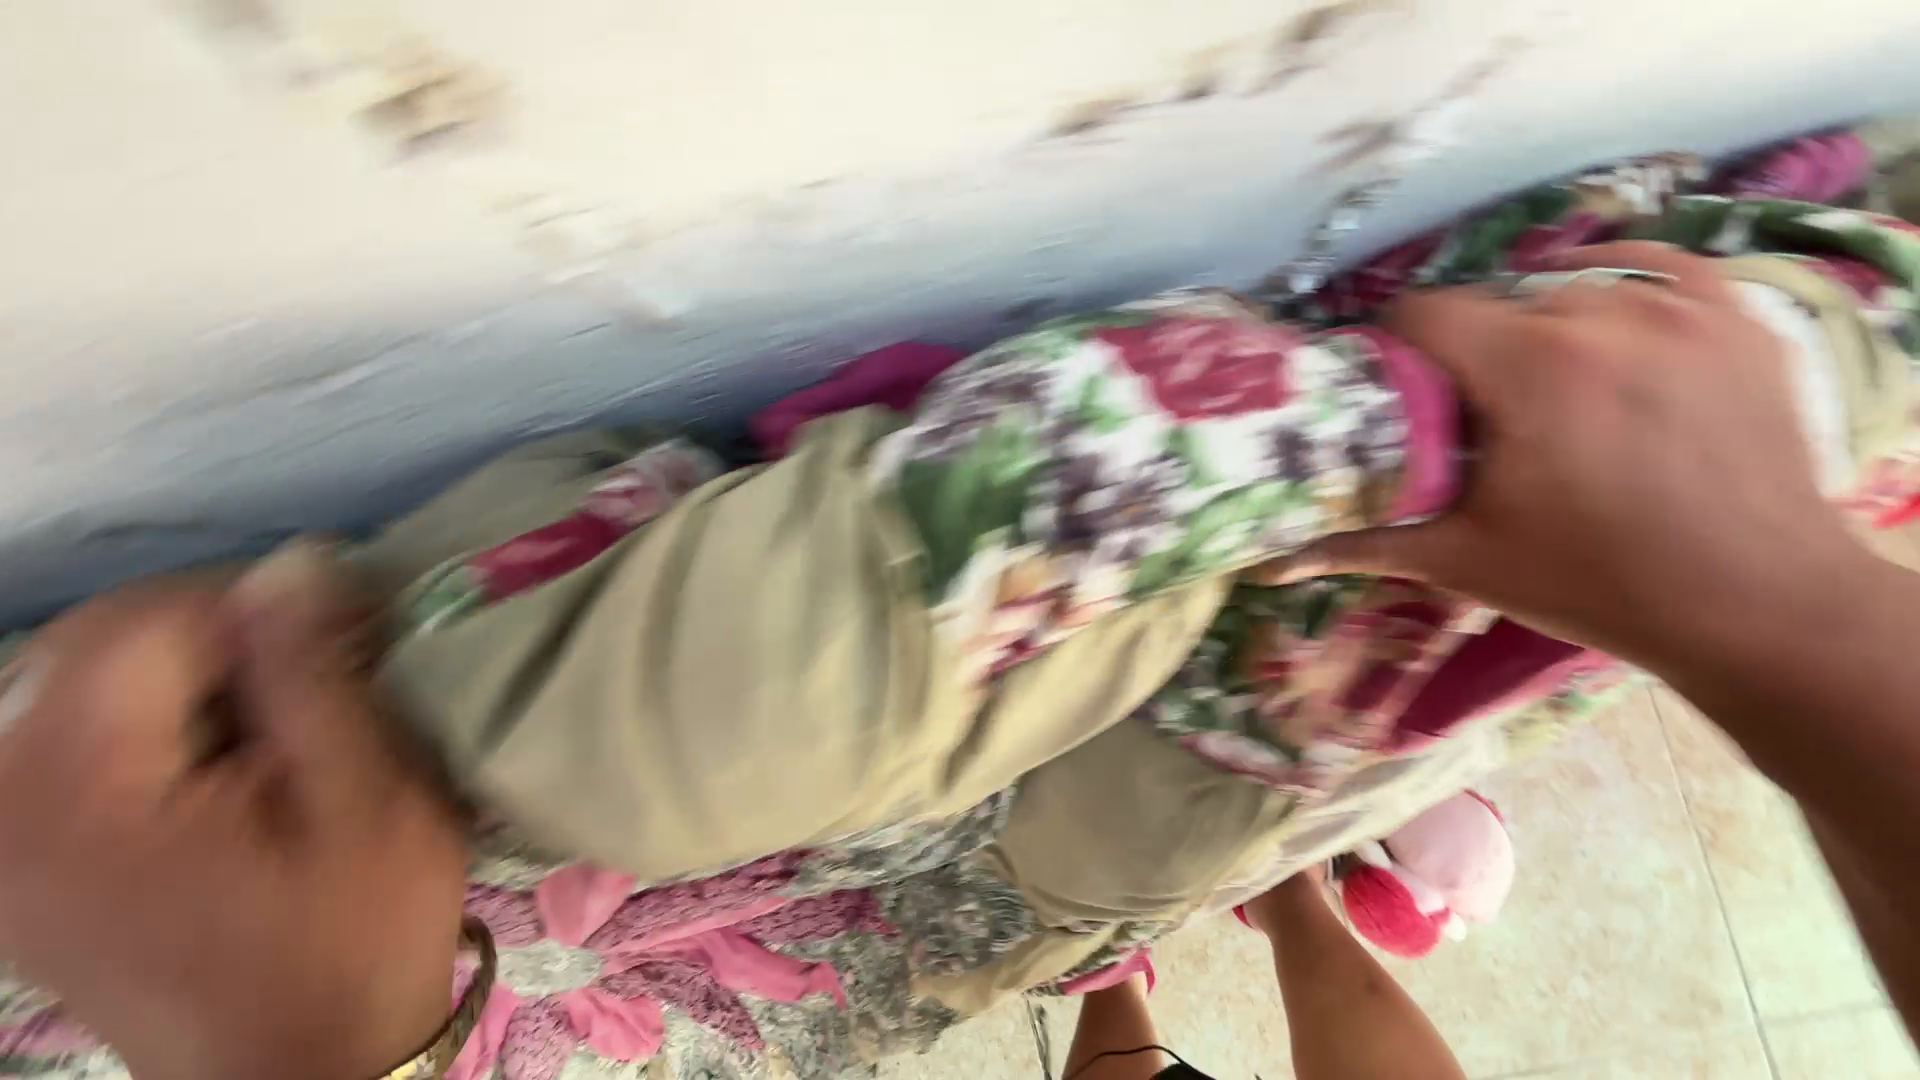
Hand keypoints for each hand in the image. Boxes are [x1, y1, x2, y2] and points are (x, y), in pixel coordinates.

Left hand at [0, 546, 467, 1079]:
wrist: (308, 1058)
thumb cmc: (359, 926)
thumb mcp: (370, 795)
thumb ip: (317, 677)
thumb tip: (296, 562)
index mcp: (82, 792)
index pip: (141, 621)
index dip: (252, 602)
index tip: (346, 629)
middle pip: (93, 644)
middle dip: (220, 631)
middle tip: (324, 667)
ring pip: (82, 679)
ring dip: (195, 670)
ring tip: (284, 710)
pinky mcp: (19, 857)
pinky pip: (74, 731)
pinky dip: (159, 713)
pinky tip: (229, 753)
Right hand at [1265, 241, 1871, 669]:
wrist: (1755, 606)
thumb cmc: (1591, 582)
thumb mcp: (1460, 560)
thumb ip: (1359, 544)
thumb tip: (1266, 565)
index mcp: (1531, 370)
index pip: (1426, 312)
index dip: (1391, 342)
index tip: (1387, 383)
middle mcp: (1607, 320)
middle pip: (1491, 302)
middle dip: (1460, 347)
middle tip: (1457, 406)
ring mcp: (1684, 313)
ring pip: (1564, 288)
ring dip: (1530, 325)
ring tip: (1527, 383)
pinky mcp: (1738, 323)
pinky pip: (1657, 268)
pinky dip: (1614, 284)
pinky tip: (1594, 318)